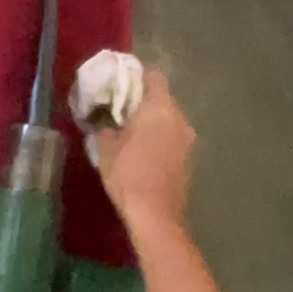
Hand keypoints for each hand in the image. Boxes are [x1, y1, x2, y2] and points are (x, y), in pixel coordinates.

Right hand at [91, 71, 196, 236]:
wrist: (156, 216)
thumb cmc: (128, 173)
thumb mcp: (105, 145)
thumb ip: (105, 124)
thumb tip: (103, 117)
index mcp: (160, 108)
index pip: (154, 76)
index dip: (137, 75)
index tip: (119, 82)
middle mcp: (180, 119)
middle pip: (163, 97)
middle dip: (142, 100)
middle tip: (119, 107)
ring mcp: (188, 140)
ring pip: (169, 118)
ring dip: (152, 120)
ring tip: (129, 130)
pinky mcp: (189, 159)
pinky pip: (173, 136)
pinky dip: (160, 137)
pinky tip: (142, 150)